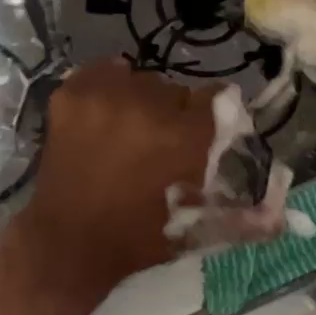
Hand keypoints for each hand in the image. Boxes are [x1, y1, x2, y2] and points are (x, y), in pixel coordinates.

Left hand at [18, 60, 214, 288]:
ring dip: (137, 100)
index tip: (199, 129)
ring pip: (138, 79)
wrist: (70, 242)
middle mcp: (149, 106)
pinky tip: (102, 112)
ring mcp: (106, 96)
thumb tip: (245, 148)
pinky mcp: (72, 95)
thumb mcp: (194, 209)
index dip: (207, 115)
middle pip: (173, 89)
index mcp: (185, 136)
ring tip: (124, 128)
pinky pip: (101, 72)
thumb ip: (215, 166)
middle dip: (170, 113)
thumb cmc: (138, 237)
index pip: (214, 97)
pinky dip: (105, 88)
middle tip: (155, 141)